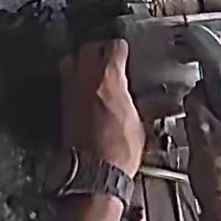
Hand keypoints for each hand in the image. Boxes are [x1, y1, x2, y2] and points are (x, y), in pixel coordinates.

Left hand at [61, 40, 144, 177]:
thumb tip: (157, 101)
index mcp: (109, 79)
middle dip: (100, 48)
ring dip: (81, 59)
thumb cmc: (118, 151)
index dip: (121, 48)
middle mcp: (86, 79)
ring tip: (92, 66)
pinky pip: (65, 79)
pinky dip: (73, 77)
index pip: (114, 47)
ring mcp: (71, 90)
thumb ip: (143, 104)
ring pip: (71, 59)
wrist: (94, 173)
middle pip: (89, 48)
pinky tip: (84, 87)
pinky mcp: (63, 105)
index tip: (125, 51)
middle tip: (109, 55)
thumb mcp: (140, 123)